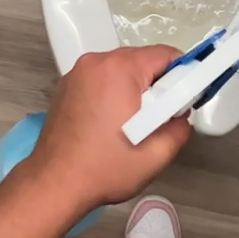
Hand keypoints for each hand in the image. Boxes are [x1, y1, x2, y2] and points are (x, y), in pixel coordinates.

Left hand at [26, 45, 190, 211]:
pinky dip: (111, 91)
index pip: (164, 55)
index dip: (182, 74)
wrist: (54, 183)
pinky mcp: (66, 85)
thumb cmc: (104, 169)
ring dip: (133, 88)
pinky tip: (110, 121)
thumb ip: (180, 127)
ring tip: (134, 122)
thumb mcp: (156, 154)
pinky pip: (100, 78)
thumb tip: (181, 114)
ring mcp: (77, 72)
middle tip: (160, 116)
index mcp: (120, 70)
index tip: (184, 97)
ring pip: (119, 68)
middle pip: (141, 59)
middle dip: (156, 84)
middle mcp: (96, 62)